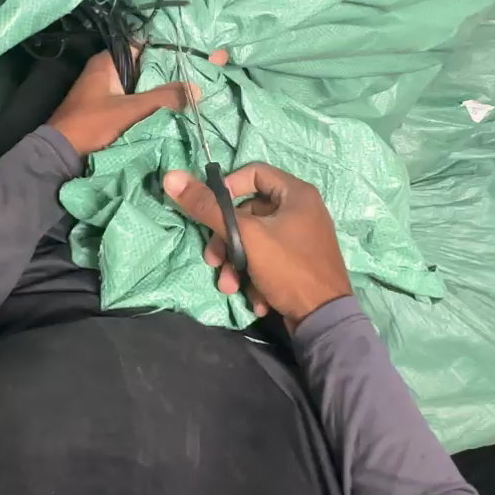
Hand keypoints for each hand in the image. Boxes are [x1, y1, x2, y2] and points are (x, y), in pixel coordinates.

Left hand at [47, 47, 225, 156]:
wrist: (61, 154)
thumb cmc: (92, 124)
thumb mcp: (131, 110)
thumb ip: (163, 98)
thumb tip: (196, 88)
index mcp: (106, 62)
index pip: (141, 46)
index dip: (163, 52)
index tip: (187, 59)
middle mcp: (104, 71)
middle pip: (141, 68)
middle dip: (163, 76)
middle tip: (190, 80)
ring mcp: (103, 91)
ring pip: (137, 87)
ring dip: (155, 93)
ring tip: (184, 95)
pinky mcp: (103, 109)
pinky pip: (130, 101)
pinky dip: (144, 105)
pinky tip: (164, 111)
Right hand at [162, 162, 351, 327]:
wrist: (323, 321)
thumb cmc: (288, 268)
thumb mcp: (245, 236)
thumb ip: (208, 208)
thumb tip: (170, 176)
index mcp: (297, 194)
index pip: (253, 173)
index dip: (227, 189)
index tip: (211, 212)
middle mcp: (301, 210)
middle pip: (248, 213)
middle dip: (226, 241)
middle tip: (213, 261)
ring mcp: (300, 238)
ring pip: (253, 240)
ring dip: (236, 264)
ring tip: (230, 286)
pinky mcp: (297, 263)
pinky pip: (267, 259)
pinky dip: (256, 276)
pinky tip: (256, 297)